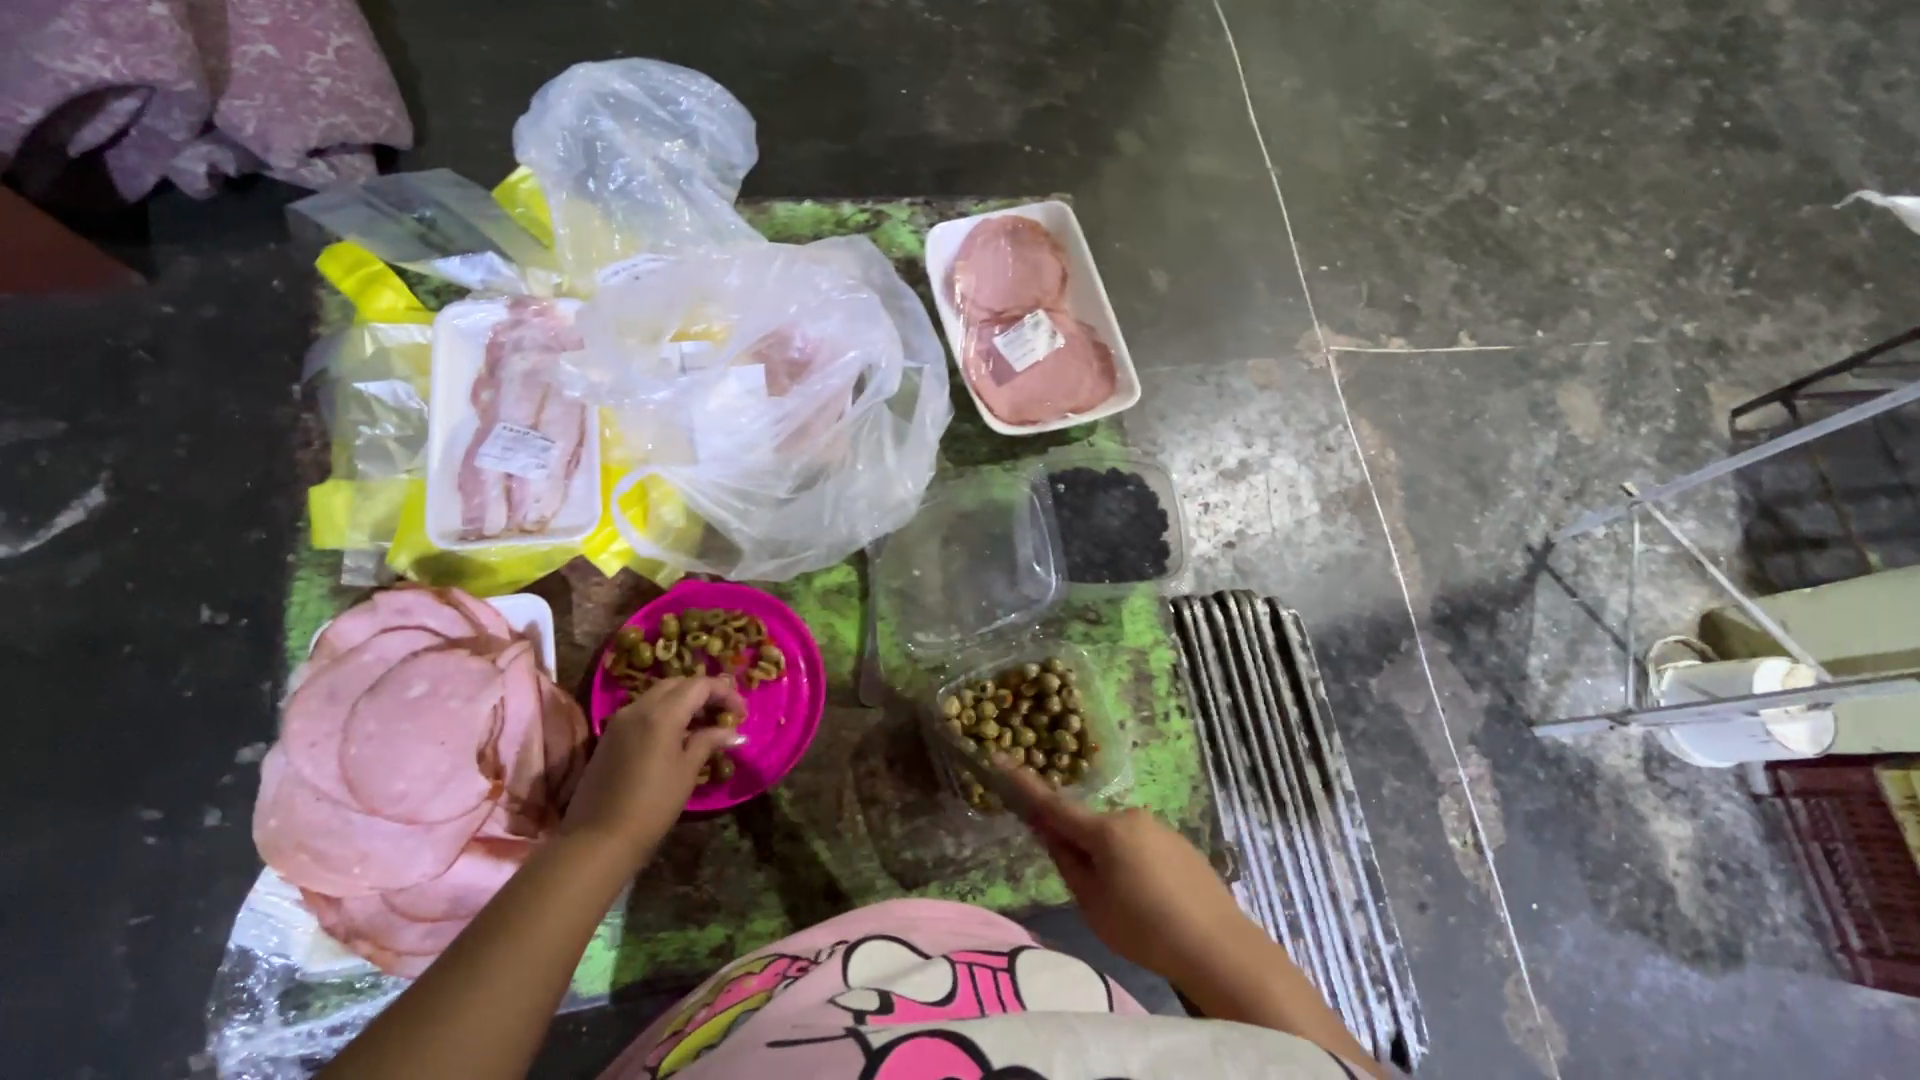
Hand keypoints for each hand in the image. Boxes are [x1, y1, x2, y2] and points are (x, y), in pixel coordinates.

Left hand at [560, 676, 744, 866]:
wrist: (599, 837)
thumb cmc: (653, 805)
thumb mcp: (687, 771)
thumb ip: (709, 742)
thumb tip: (734, 732)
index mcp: (661, 714)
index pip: (699, 685)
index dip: (725, 693)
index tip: (741, 713)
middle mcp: (638, 708)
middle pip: (677, 684)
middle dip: (704, 692)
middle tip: (724, 714)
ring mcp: (620, 720)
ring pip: (658, 695)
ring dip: (683, 701)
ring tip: (704, 724)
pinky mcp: (610, 735)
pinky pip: (643, 711)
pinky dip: (664, 713)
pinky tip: (677, 736)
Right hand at [1002, 763, 1262, 986]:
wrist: (1217, 946)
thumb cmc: (1144, 929)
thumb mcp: (1092, 903)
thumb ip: (1067, 862)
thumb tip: (1049, 831)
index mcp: (1105, 830)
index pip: (1055, 806)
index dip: (1025, 786)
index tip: (999, 760)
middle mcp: (1131, 817)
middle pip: (1090, 827)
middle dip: (1081, 849)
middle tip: (1089, 893)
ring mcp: (1160, 828)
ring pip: (1117, 840)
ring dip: (1110, 861)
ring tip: (1128, 908)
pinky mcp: (1180, 845)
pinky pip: (1142, 848)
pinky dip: (1136, 868)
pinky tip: (1152, 904)